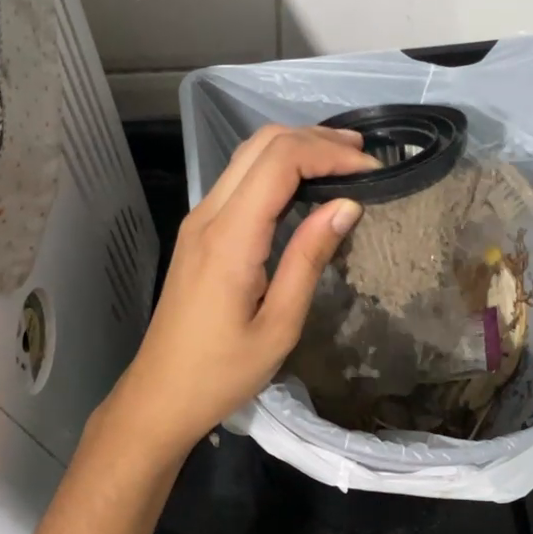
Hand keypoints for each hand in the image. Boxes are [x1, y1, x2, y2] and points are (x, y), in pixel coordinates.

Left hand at [105, 125, 376, 453]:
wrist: (160, 395)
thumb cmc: (222, 372)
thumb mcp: (279, 325)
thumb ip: (309, 259)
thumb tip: (346, 206)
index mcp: (230, 238)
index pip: (280, 161)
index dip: (329, 154)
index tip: (372, 169)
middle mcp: (208, 216)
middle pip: (261, 145)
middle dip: (315, 139)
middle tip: (363, 155)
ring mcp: (198, 221)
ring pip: (247, 157)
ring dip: (295, 149)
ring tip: (343, 161)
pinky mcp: (198, 233)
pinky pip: (239, 181)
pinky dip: (276, 169)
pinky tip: (305, 185)